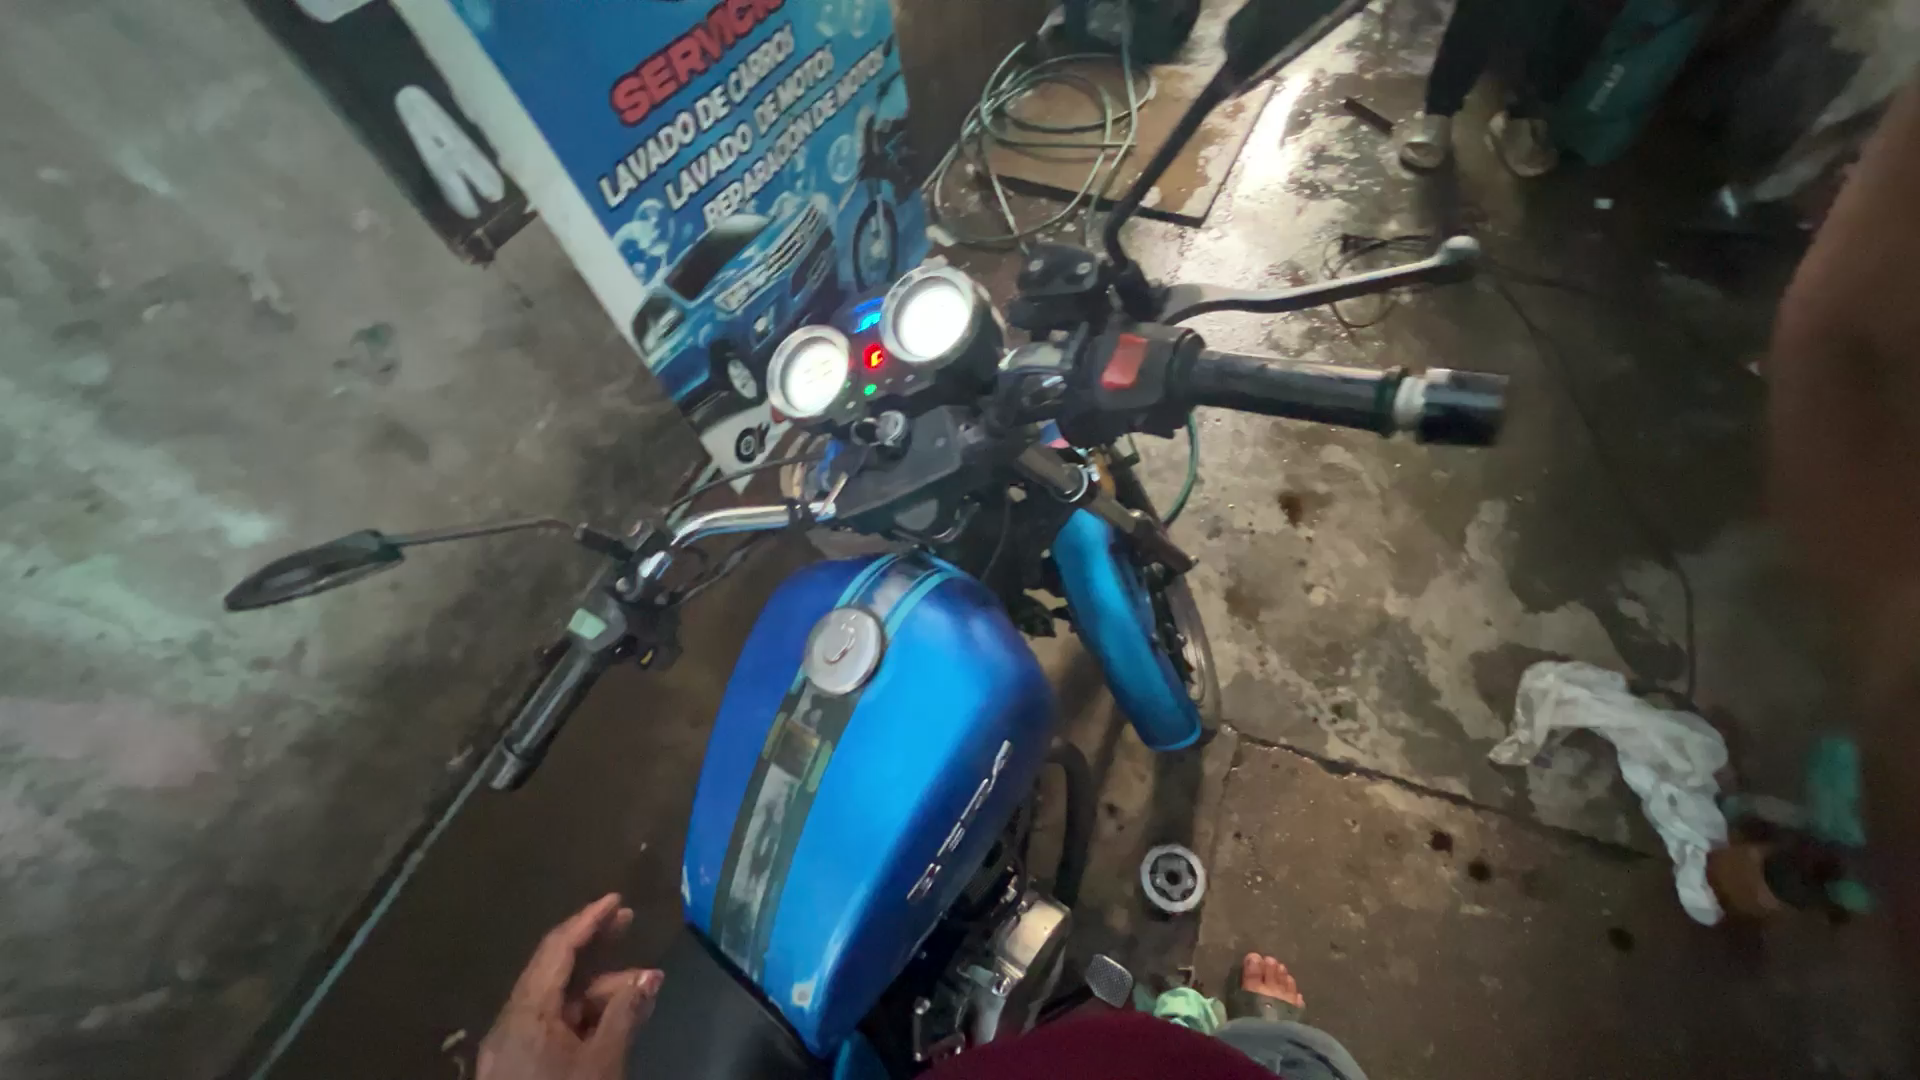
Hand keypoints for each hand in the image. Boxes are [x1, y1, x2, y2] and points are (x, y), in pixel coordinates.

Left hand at [478, 893, 662, 1079]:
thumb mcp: (604, 1062)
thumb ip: (625, 1012)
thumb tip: (649, 976)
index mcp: (524, 1015)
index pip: (557, 950)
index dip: (588, 920)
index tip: (618, 898)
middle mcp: (510, 1025)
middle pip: (553, 970)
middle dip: (594, 946)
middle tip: (629, 921)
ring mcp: (509, 1050)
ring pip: (557, 1001)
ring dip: (598, 989)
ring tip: (643, 989)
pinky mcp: (516, 1071)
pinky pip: (552, 1026)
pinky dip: (584, 1015)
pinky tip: (617, 1017)